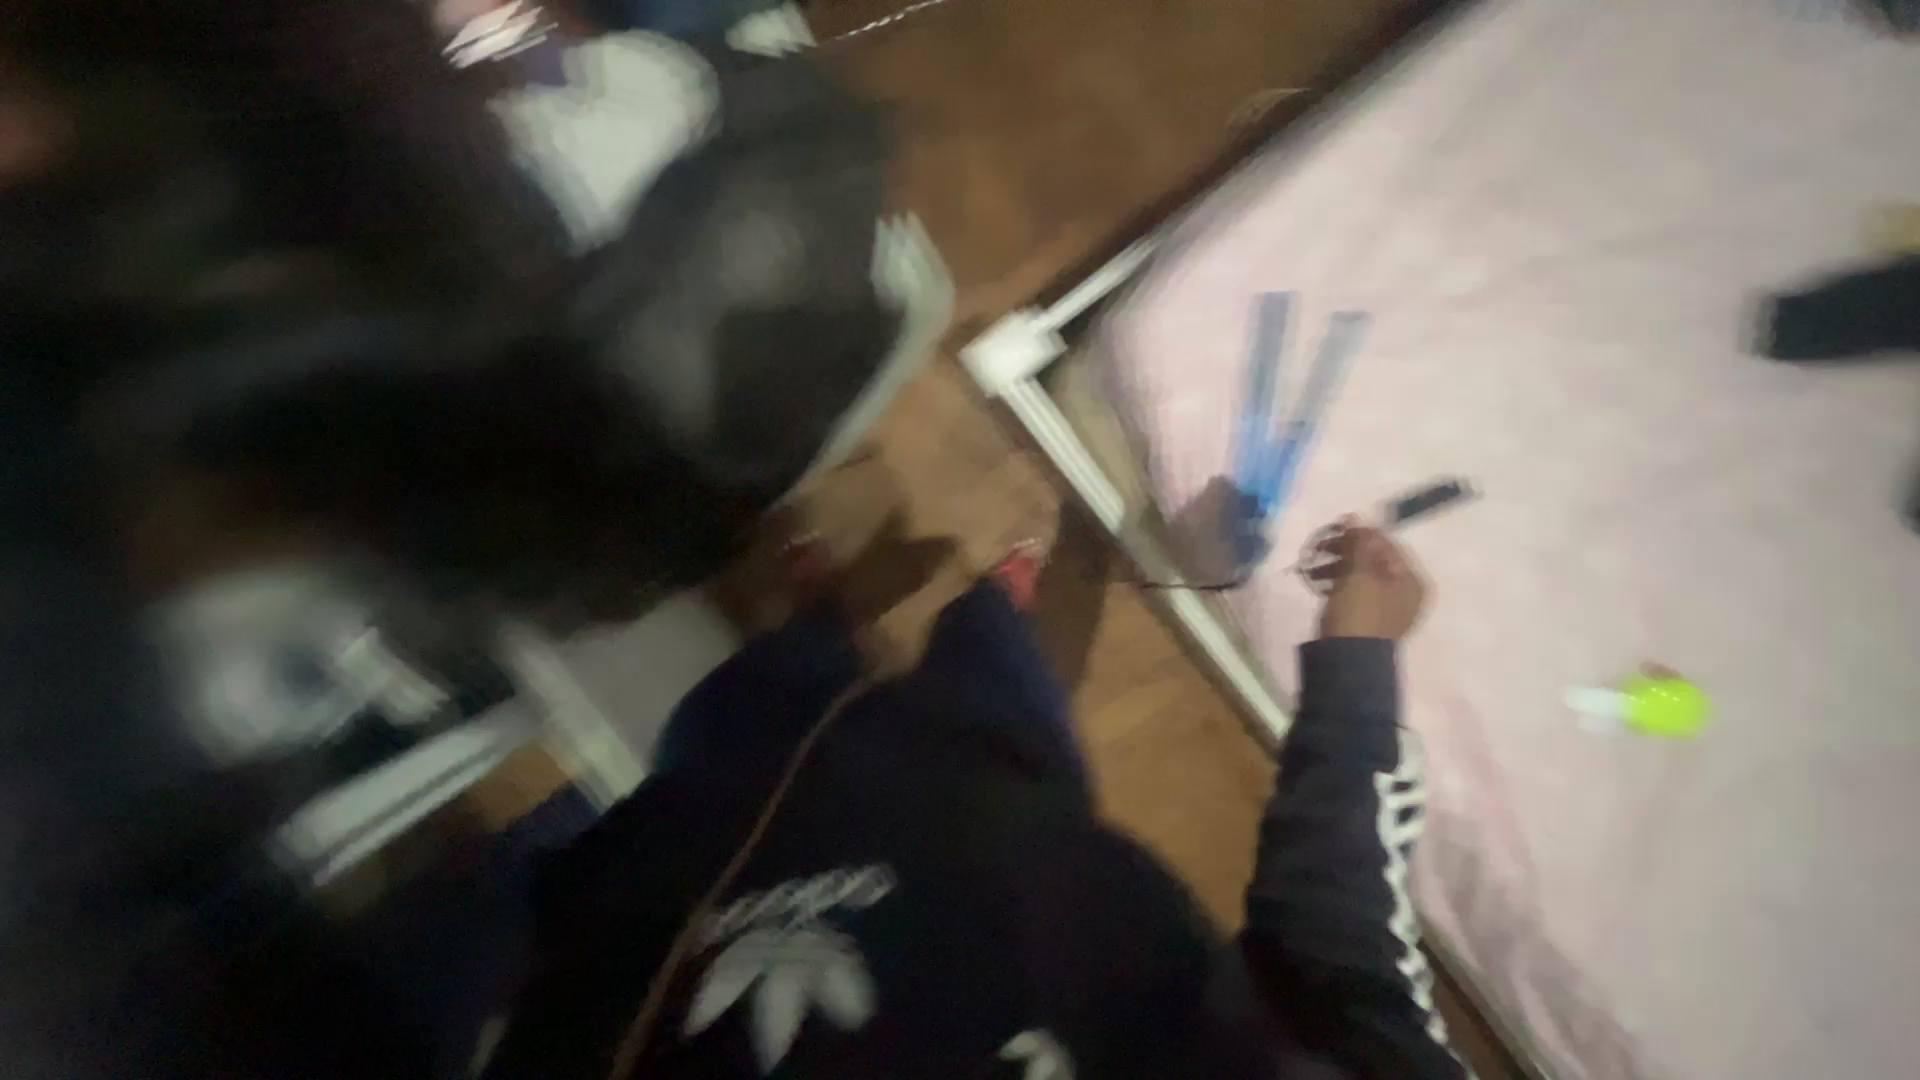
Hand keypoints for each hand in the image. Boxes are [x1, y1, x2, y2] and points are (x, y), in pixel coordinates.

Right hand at [1314, 520, 1427, 641]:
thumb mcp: (1359, 574)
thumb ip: (1358, 543)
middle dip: (1344, 550)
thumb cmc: (1358, 613)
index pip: (1387, 544)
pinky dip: (1337, 583)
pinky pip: (1354, 591)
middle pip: (1374, 559)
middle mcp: (1405, 592)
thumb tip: (1355, 516)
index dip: (1359, 533)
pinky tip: (1318, 583)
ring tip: (1312, 569)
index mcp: (1411, 580)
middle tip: (1318, 547)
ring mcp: (1387, 607)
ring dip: (1336, 566)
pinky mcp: (1367, 618)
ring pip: (1361, 575)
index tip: (1332, 528)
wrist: (1347, 660)